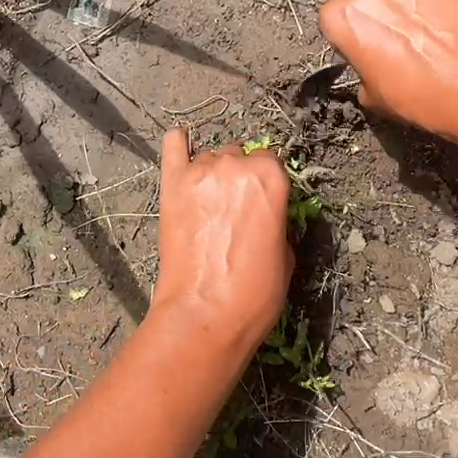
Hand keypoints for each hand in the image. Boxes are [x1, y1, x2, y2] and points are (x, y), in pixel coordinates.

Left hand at [151, 127, 293, 354]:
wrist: (204, 312)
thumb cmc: (253, 292)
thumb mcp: (286, 255)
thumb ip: (276, 218)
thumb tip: (265, 212)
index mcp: (269, 178)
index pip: (272, 161)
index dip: (269, 182)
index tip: (264, 201)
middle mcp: (234, 165)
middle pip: (239, 155)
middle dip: (240, 176)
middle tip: (235, 209)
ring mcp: (199, 171)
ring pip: (210, 156)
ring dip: (213, 172)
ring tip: (210, 204)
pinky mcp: (172, 182)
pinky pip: (173, 145)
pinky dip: (179, 144)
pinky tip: (182, 148)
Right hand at [318, 0, 457, 140]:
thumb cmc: (419, 97)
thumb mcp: (372, 95)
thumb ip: (359, 66)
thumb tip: (370, 61)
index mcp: (340, 18)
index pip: (327, 13)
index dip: (342, 29)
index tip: (359, 43)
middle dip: (356, 3)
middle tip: (380, 27)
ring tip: (417, 25)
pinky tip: (436, 17)